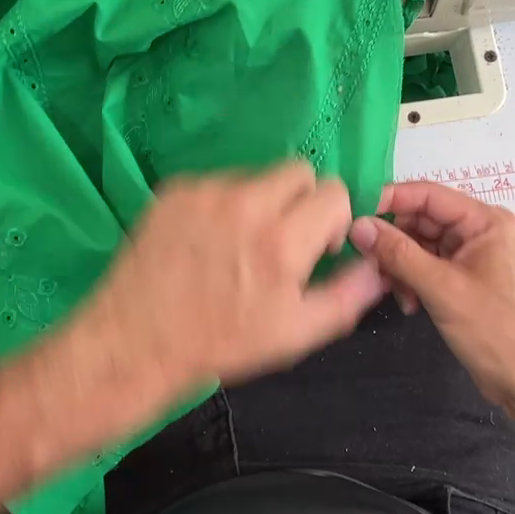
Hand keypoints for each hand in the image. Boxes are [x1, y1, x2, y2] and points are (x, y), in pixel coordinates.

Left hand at [85, 160, 387, 391]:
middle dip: (302, 200)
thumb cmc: (221, 342)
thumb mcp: (295, 333)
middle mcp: (246, 204)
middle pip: (299, 171)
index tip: (317, 247)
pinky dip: (222, 205)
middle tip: (283, 238)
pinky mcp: (175, 190)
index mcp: (283, 240)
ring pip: (256, 177)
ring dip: (260, 203)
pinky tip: (205, 242)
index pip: (334, 192)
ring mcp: (206, 192)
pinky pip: (217, 183)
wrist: (136, 341)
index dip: (333, 220)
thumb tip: (378, 267)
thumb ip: (347, 296)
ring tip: (236, 246)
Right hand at [347, 181, 514, 405]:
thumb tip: (358, 226)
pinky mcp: (466, 281)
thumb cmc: (497, 331)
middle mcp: (479, 231)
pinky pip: (428, 267)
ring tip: (393, 292)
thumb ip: (398, 254)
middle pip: (421, 220)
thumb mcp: (442, 289)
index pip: (427, 194)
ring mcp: (473, 257)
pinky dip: (413, 280)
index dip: (389, 200)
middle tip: (367, 264)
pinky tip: (408, 304)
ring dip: (401, 265)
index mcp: (484, 221)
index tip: (353, 215)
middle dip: (393, 241)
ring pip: (421, 245)